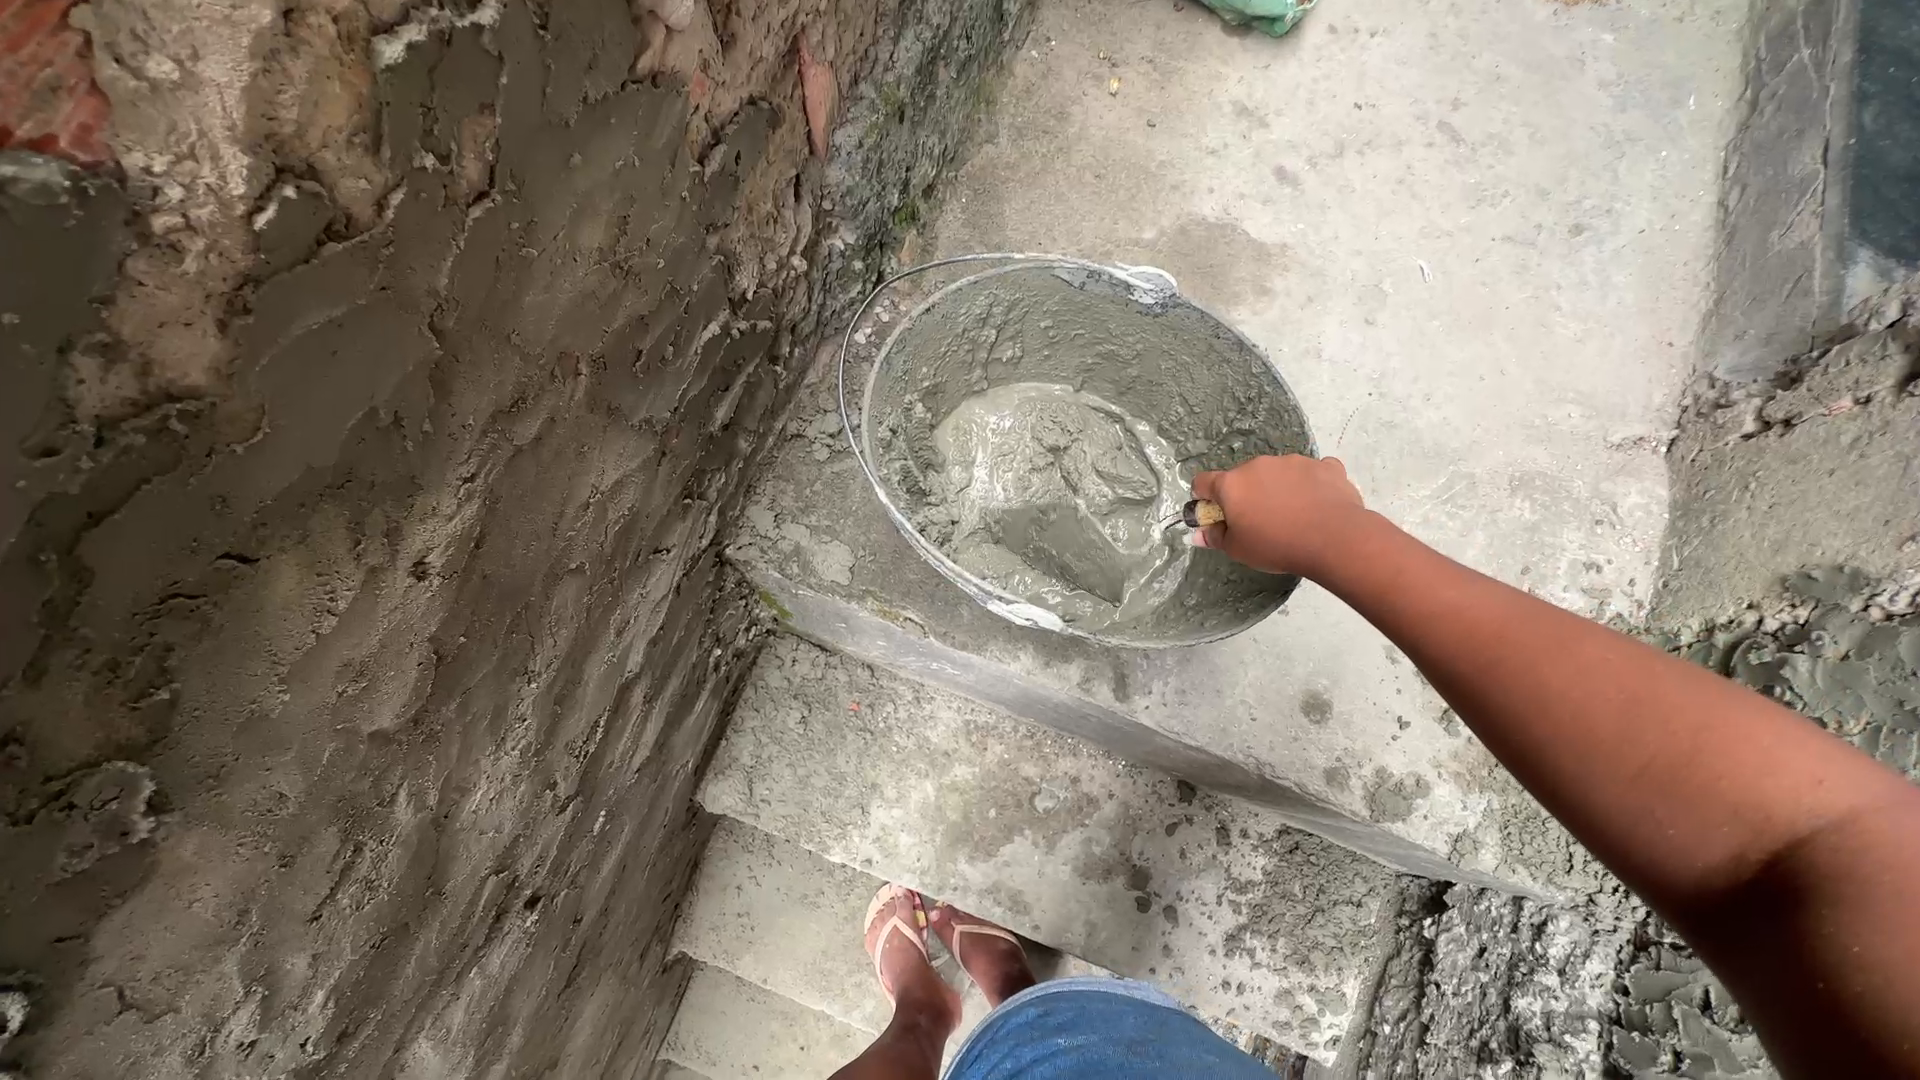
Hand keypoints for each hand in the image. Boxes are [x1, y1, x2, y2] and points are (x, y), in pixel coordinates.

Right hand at [1190, 455, 1367, 576]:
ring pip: (1278, 473)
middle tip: (1259, 522)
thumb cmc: (1276, 545)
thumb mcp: (1238, 549)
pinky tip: (1318, 504)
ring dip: (1278, 488)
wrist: (1334, 539)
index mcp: (1232, 484)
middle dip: (1246, 495)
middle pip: (1243, 477)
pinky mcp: (1325, 466)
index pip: (1203, 482)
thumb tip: (1199, 533)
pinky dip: (1310, 484)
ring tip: (1294, 516)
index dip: (1204, 498)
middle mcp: (1259, 465)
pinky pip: (1311, 472)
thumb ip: (1215, 537)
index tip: (1216, 514)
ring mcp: (1294, 462)